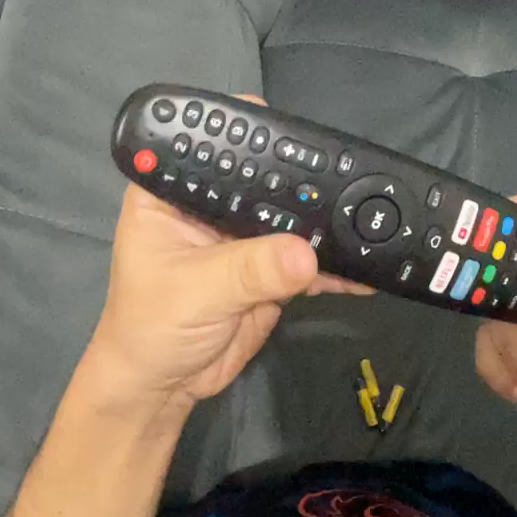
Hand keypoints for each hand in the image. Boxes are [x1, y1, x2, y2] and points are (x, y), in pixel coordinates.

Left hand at [87, 133, 371, 411]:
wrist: (165, 387)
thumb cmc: (152, 329)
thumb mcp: (196, 292)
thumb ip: (250, 270)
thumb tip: (305, 253)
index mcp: (172, 194)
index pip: (210, 148)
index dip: (246, 132)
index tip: (290, 129)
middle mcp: (209, 206)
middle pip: (259, 178)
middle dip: (298, 178)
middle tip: (345, 172)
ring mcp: (241, 237)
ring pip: (287, 216)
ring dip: (320, 221)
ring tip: (363, 215)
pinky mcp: (267, 269)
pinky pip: (305, 257)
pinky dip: (332, 263)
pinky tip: (362, 265)